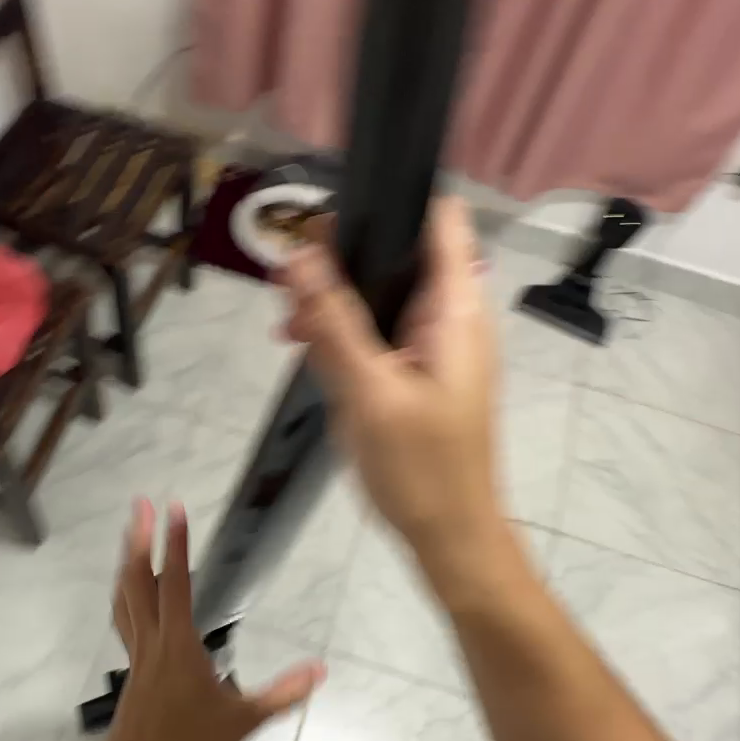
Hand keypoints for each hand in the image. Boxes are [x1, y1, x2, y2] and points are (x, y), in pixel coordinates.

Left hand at [86, 499, 324, 740]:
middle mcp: (151, 642)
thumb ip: (283, 694)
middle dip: (139, 539)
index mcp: (178, 647)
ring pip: (125, 597)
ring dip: (127, 561)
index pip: (175, 583)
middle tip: (139, 504)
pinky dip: (125, 593)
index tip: (174, 509)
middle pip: (139, 580)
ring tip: (130, 533)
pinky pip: (124, 618)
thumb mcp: (244, 722)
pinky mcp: (131, 668)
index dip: (175, 544)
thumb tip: (321, 669)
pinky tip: (130, 590)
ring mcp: (136, 654)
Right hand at [277, 197, 502, 558]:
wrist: (448, 537)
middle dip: (340, 264)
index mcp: (455, 308)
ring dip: (333, 307)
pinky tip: (308, 354)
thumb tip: (298, 255)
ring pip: (379, 302)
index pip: (438, 219)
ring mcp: (432, 350)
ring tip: (286, 327)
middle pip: (395, 259)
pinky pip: (377, 341)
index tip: (328, 222)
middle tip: (284, 285)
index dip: (388, 203)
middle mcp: (448, 318)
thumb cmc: (421, 468)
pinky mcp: (414, 378)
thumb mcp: (370, 391)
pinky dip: (344, 343)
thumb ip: (335, 322)